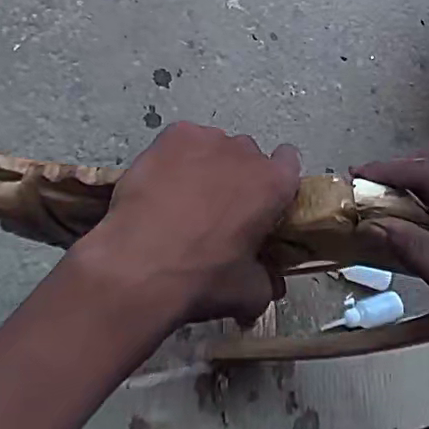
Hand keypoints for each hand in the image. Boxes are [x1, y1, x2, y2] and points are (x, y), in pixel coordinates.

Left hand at [77, 122, 300, 325]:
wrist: (140, 264)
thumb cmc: (201, 277)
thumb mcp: (248, 292)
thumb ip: (266, 280)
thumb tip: (268, 284)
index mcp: (273, 184)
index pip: (288, 162)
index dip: (274, 180)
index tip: (260, 200)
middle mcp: (246, 153)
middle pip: (247, 155)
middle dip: (236, 176)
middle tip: (215, 209)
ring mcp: (208, 139)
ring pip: (213, 146)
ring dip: (205, 165)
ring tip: (181, 197)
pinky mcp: (173, 135)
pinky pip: (182, 140)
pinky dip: (175, 156)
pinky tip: (161, 182)